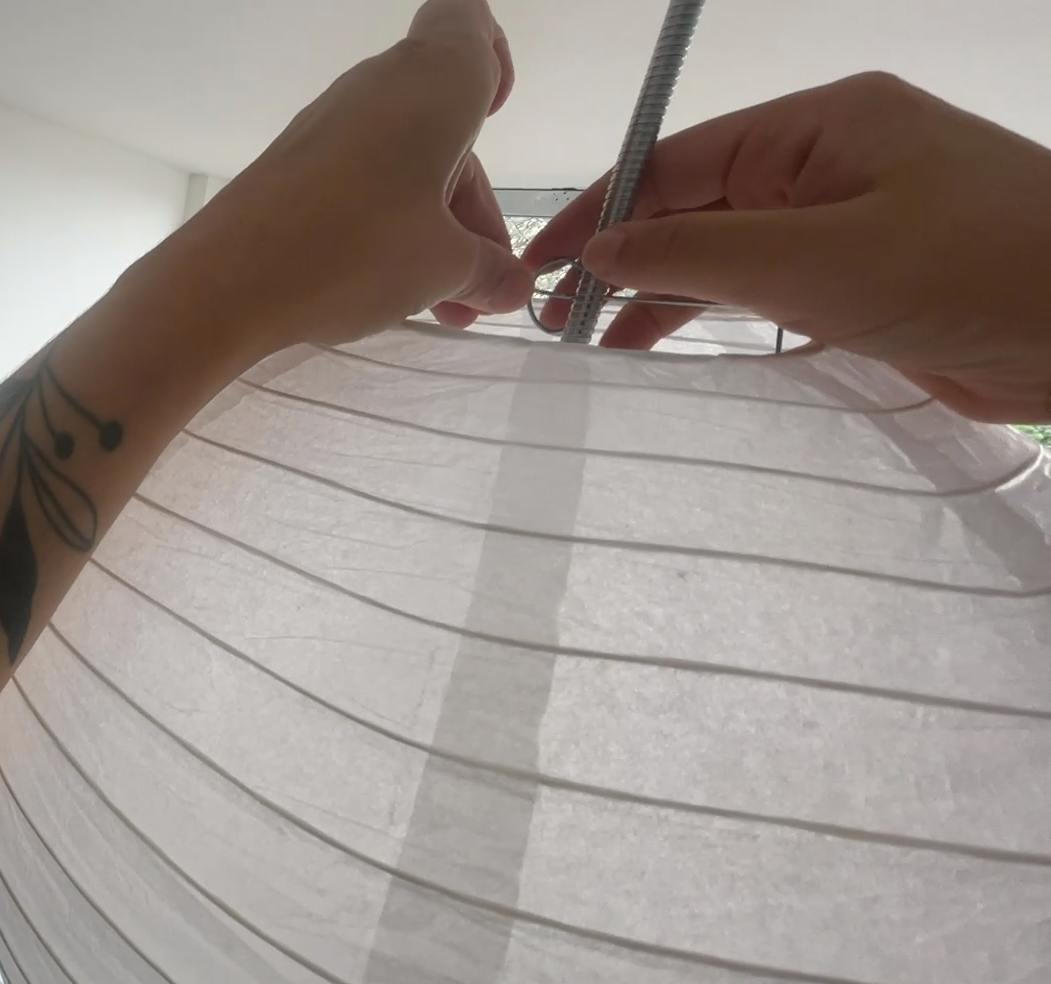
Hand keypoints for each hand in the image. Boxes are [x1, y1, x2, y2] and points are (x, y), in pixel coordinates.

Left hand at [131, 0, 532, 361]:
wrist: (227, 281)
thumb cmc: (355, 251)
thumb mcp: (441, 268)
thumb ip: (485, 271)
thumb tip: (510, 286)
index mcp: (432, 83)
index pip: (466, 25)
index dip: (489, 57)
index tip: (495, 110)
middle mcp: (374, 92)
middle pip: (437, 132)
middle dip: (466, 210)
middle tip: (476, 289)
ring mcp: (320, 132)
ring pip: (393, 171)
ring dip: (424, 235)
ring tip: (437, 308)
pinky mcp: (284, 175)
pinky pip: (347, 191)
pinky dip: (375, 233)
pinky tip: (381, 292)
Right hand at [526, 73, 1050, 423]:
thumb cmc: (958, 273)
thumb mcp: (804, 258)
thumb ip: (686, 250)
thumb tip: (594, 252)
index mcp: (814, 128)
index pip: (670, 162)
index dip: (595, 213)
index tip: (538, 268)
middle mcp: (817, 163)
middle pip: (683, 205)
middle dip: (615, 258)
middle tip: (555, 316)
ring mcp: (832, 218)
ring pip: (707, 248)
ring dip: (645, 291)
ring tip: (590, 338)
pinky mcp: (843, 271)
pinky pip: (742, 283)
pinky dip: (691, 311)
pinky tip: (648, 342)